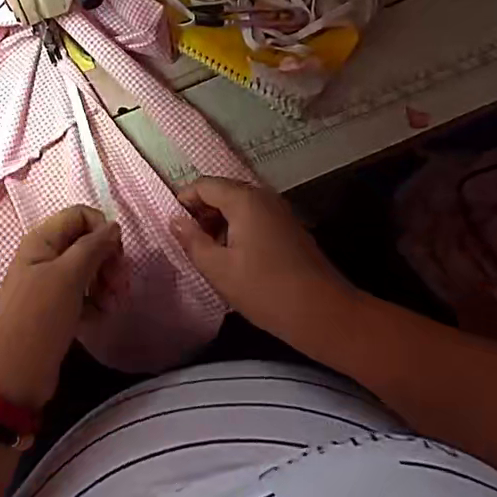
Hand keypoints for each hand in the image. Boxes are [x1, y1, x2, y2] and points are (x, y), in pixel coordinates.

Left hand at [0, 206, 124, 408]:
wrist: (11, 377)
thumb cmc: (38, 318)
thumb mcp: (68, 276)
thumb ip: (93, 246)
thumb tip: (113, 227)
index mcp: (41, 240)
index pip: (80, 215)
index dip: (102, 229)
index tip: (117, 254)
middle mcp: (45, 256)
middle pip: (88, 242)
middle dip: (109, 259)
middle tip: (120, 285)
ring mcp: (50, 283)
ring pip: (89, 269)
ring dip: (107, 283)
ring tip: (113, 305)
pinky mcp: (57, 308)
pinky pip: (85, 294)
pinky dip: (97, 302)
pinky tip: (100, 317)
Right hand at [168, 177, 361, 343]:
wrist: (323, 312)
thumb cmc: (265, 289)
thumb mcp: (218, 269)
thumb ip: (192, 240)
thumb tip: (175, 219)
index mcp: (244, 199)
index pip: (204, 185)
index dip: (184, 201)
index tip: (173, 226)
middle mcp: (263, 196)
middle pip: (223, 191)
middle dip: (201, 212)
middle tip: (188, 242)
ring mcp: (279, 211)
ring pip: (239, 206)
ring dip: (219, 222)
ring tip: (208, 253)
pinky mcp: (289, 228)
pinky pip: (255, 218)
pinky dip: (238, 229)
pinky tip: (234, 258)